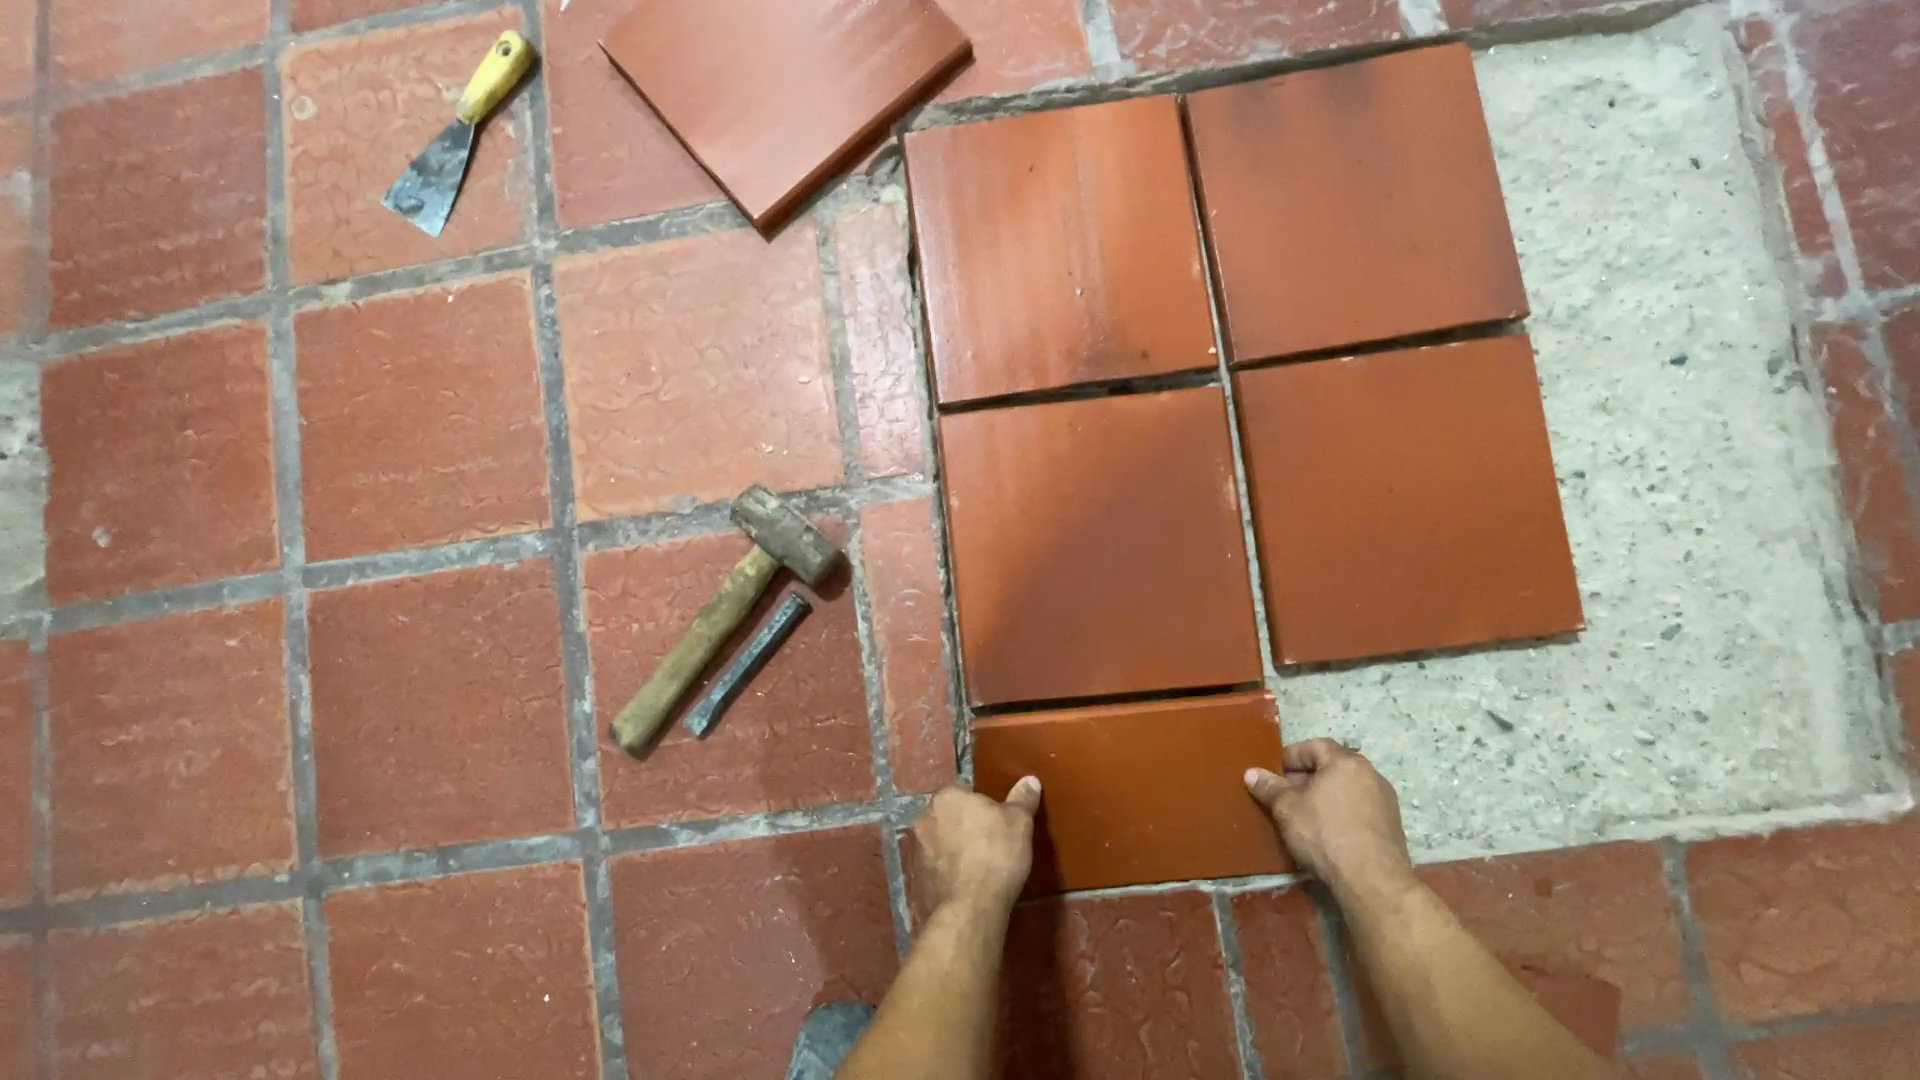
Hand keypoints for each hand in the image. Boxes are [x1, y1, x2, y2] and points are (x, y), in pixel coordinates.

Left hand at [911, 778, 1041, 914]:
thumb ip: (1023, 798)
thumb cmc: (996, 853)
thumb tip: (1030, 780)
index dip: (982, 804)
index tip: (997, 819)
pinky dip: (948, 869)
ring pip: (940, 840)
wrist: (972, 906)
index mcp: (946, 796)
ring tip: (978, 863)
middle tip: (990, 839)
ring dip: (954, 847)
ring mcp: (917, 848)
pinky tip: (966, 881)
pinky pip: (936, 865)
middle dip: (965, 824)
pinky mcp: (917, 876)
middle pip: (949, 814)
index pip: (964, 791)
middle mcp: (925, 817)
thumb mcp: (1020, 822)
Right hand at [1245, 739, 1416, 910]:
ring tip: (1303, 814)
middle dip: (1306, 778)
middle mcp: (1371, 775)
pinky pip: (1358, 809)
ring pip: (1346, 789)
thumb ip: (1269, 787)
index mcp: (1346, 762)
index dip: (1291, 756)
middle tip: (1284, 794)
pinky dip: (1340, 813)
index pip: (1315, 745)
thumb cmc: (1325, 833)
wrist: (1372, 881)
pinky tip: (1326, 832)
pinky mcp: (1391, 826)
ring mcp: (1385, 801)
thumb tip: (1251, 773)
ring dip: (1323, 796)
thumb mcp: (1287, 808)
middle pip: (1332, 767)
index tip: (1274, 772)